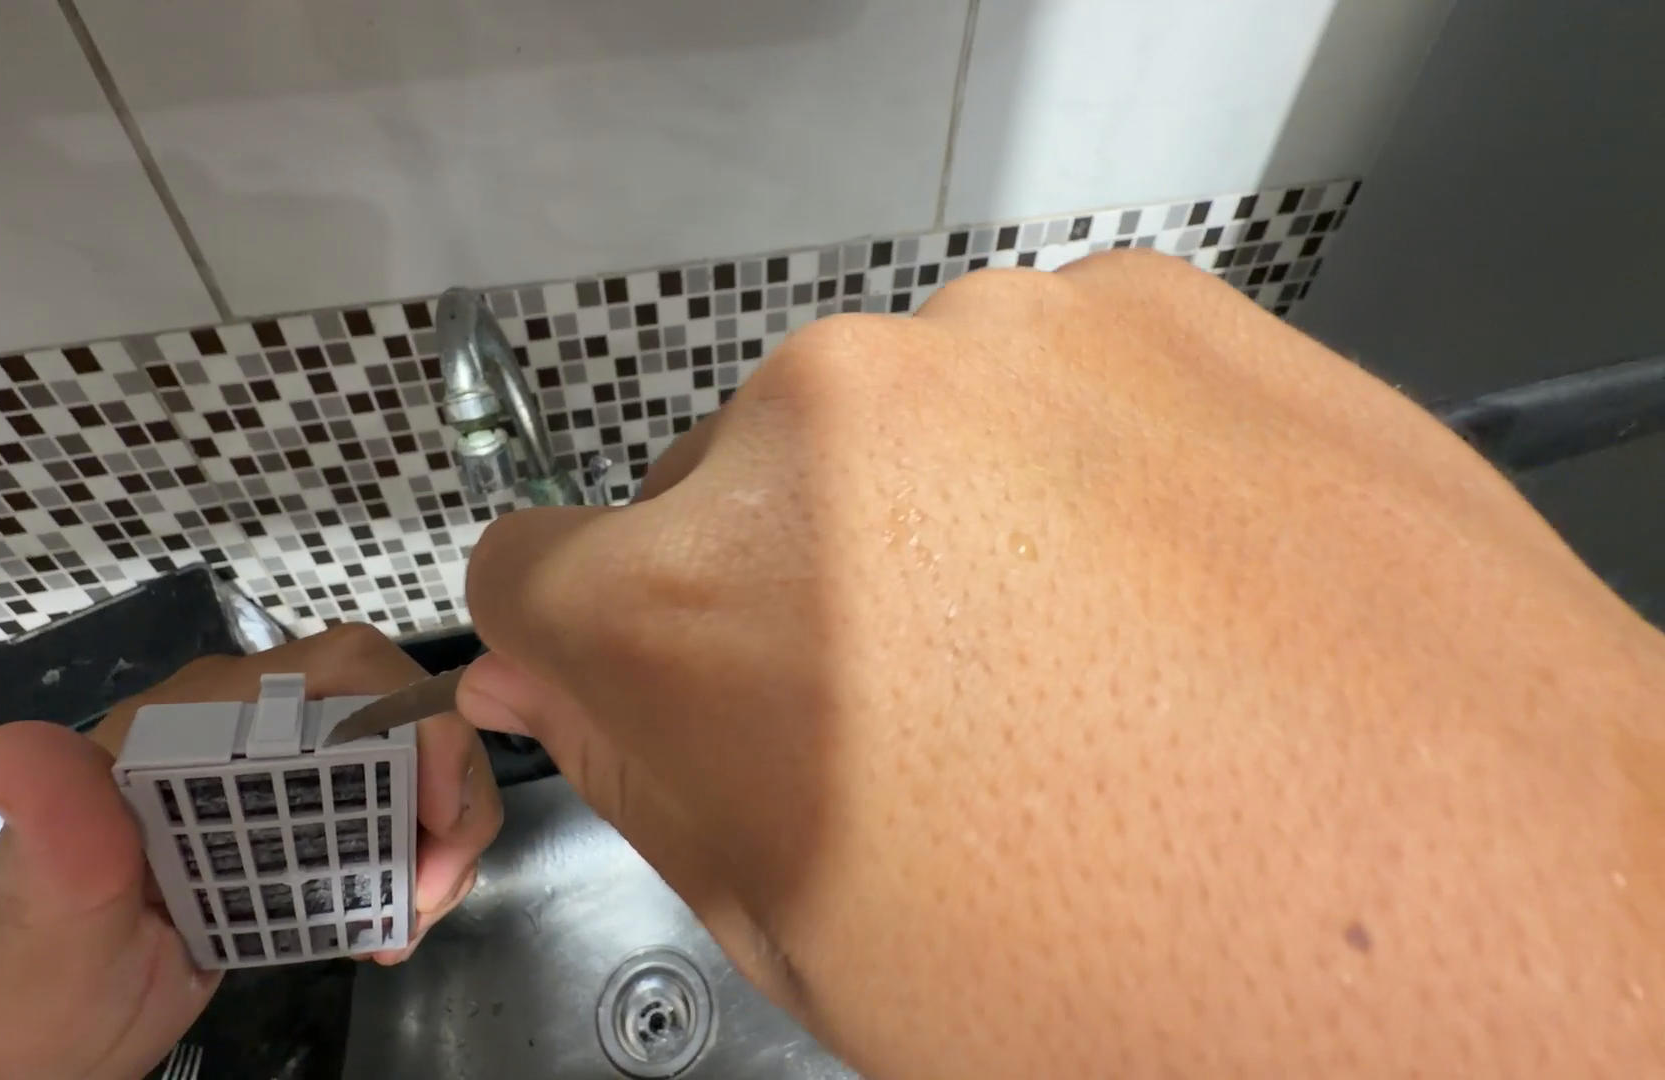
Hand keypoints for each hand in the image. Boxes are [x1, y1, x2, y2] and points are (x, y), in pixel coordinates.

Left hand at [0, 625, 500, 1079]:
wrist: (48, 1036)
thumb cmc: (37, 981)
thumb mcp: (43, 923)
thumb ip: (54, 836)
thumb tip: (12, 744)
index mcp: (202, 717)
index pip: (344, 667)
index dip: (416, 716)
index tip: (436, 815)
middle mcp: (265, 722)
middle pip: (404, 709)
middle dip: (449, 788)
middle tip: (433, 889)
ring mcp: (301, 767)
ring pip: (423, 757)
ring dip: (448, 829)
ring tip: (416, 916)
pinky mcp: (324, 812)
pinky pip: (414, 804)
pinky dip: (433, 854)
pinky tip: (403, 914)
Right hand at [457, 253, 1664, 1077]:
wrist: (1500, 949)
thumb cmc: (1103, 985)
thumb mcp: (796, 914)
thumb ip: (631, 759)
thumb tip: (531, 667)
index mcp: (695, 597)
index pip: (524, 565)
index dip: (556, 627)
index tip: (617, 655)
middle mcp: (814, 421)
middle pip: (694, 489)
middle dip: (748, 582)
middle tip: (886, 685)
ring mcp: (985, 339)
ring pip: (843, 427)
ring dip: (884, 516)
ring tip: (1027, 636)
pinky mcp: (1130, 303)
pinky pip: (996, 380)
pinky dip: (1020, 461)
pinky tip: (1121, 567)